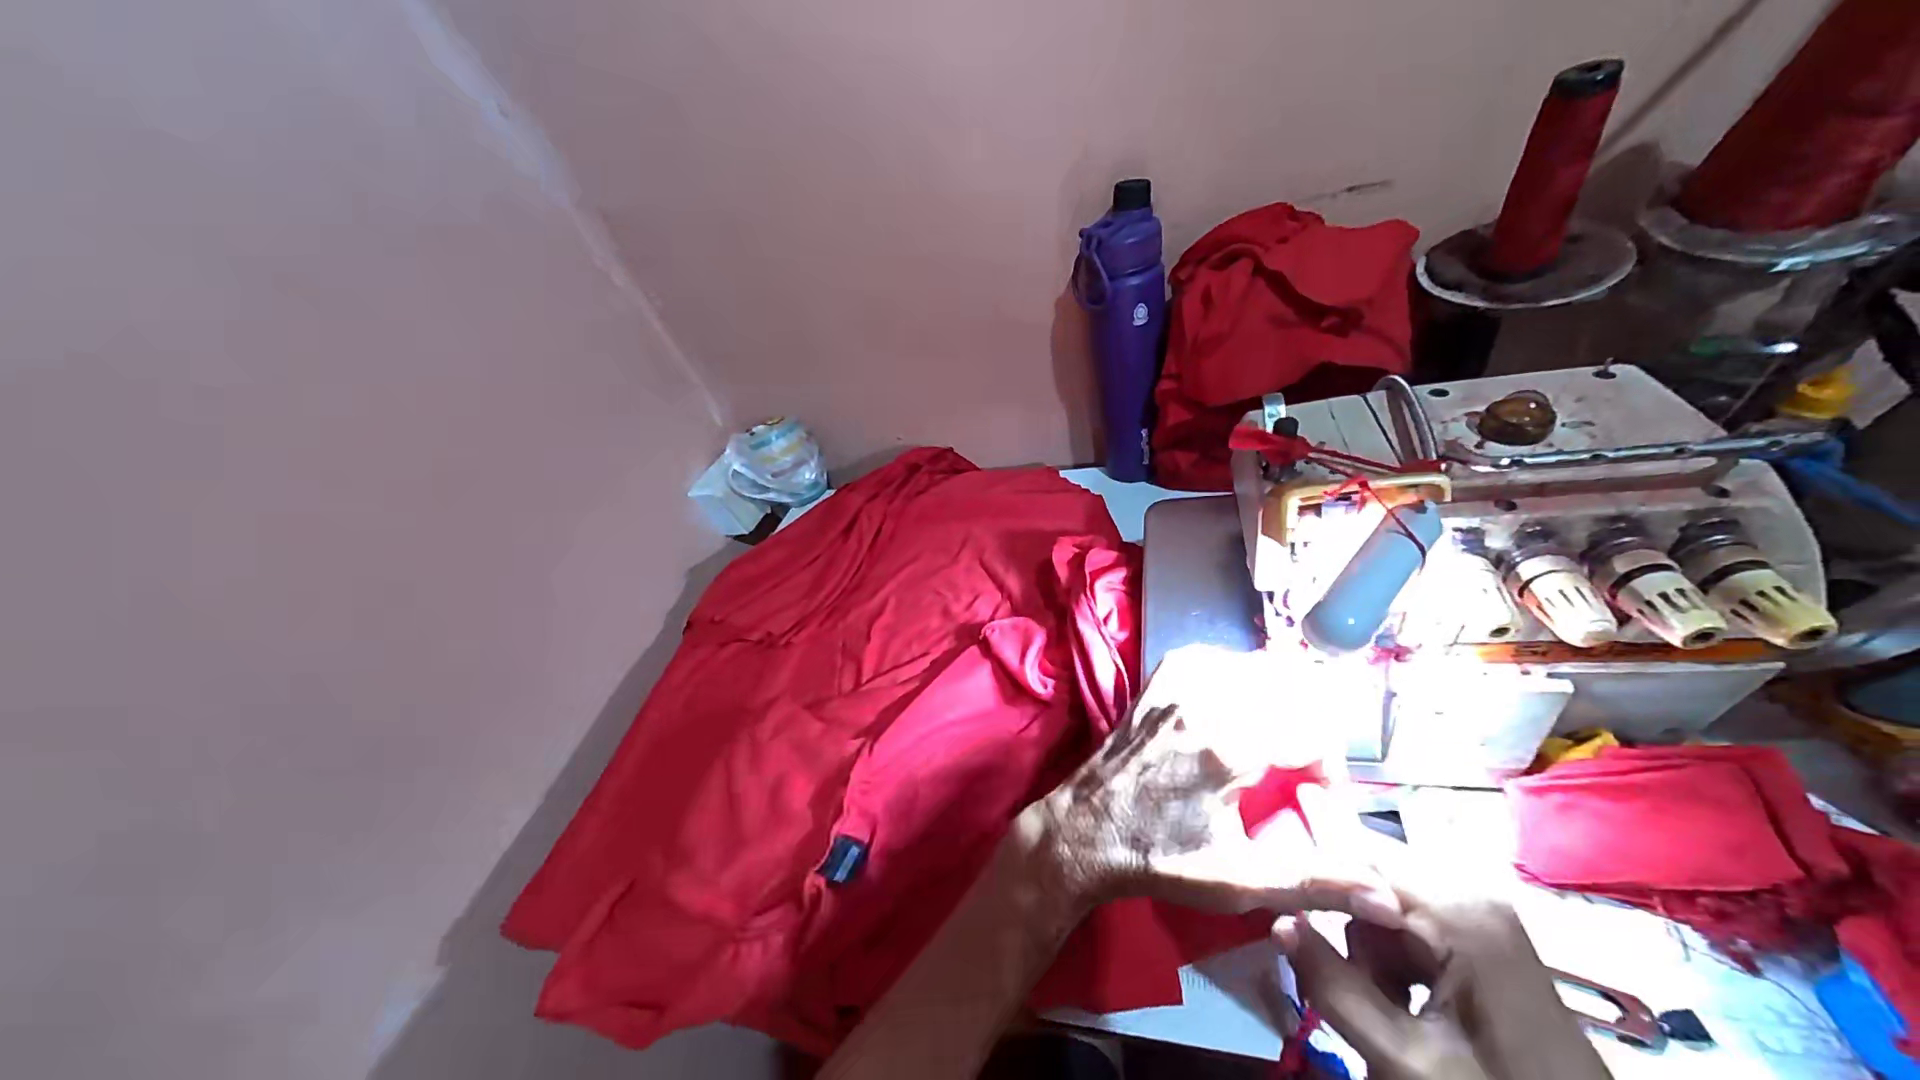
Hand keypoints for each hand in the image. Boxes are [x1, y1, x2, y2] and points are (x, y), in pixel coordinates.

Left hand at [1021, 647, 1401, 923]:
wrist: (1085, 831)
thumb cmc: (1159, 859)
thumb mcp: (1238, 880)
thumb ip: (1315, 882)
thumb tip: (1388, 898)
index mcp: (1228, 749)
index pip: (1312, 731)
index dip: (1329, 763)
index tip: (1317, 790)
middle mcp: (1203, 705)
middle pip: (1288, 687)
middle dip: (1307, 723)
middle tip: (1297, 762)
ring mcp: (1174, 688)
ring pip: (1249, 665)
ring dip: (1275, 695)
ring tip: (1271, 733)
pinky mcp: (1155, 683)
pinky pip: (1208, 657)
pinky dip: (1233, 672)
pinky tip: (1234, 701)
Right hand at [1275, 884, 1610, 1079]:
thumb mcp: (1408, 1060)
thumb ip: (1335, 987)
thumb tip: (1277, 920)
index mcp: (1454, 908)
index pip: (1348, 855)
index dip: (1301, 869)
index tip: (1261, 880)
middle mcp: (1466, 888)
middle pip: (1361, 871)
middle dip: (1336, 915)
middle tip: (1328, 967)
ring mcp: (1476, 907)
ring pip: (1377, 896)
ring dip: (1364, 943)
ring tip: (1386, 1002)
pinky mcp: (1479, 928)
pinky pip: (1405, 917)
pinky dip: (1390, 953)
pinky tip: (1405, 997)